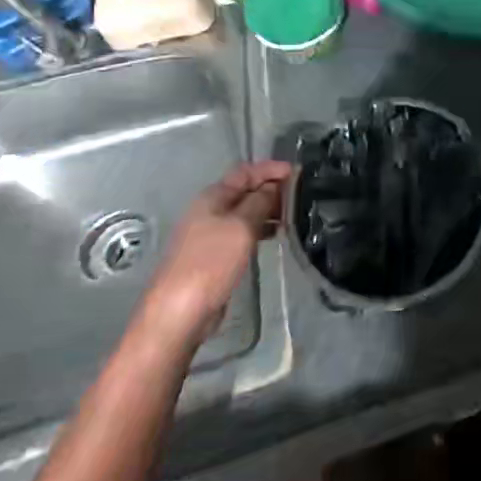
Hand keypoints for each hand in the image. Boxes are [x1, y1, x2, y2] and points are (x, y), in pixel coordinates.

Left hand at [143, 161, 289, 344]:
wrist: (179, 312)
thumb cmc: (210, 262)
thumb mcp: (241, 226)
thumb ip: (260, 202)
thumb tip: (275, 186)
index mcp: (212, 197)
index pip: (245, 172)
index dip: (271, 168)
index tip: (298, 172)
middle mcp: (209, 211)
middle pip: (244, 191)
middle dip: (271, 188)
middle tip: (301, 194)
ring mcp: (210, 234)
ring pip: (245, 213)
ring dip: (268, 210)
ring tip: (294, 215)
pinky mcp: (215, 256)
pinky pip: (242, 232)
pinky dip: (260, 229)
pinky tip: (275, 236)